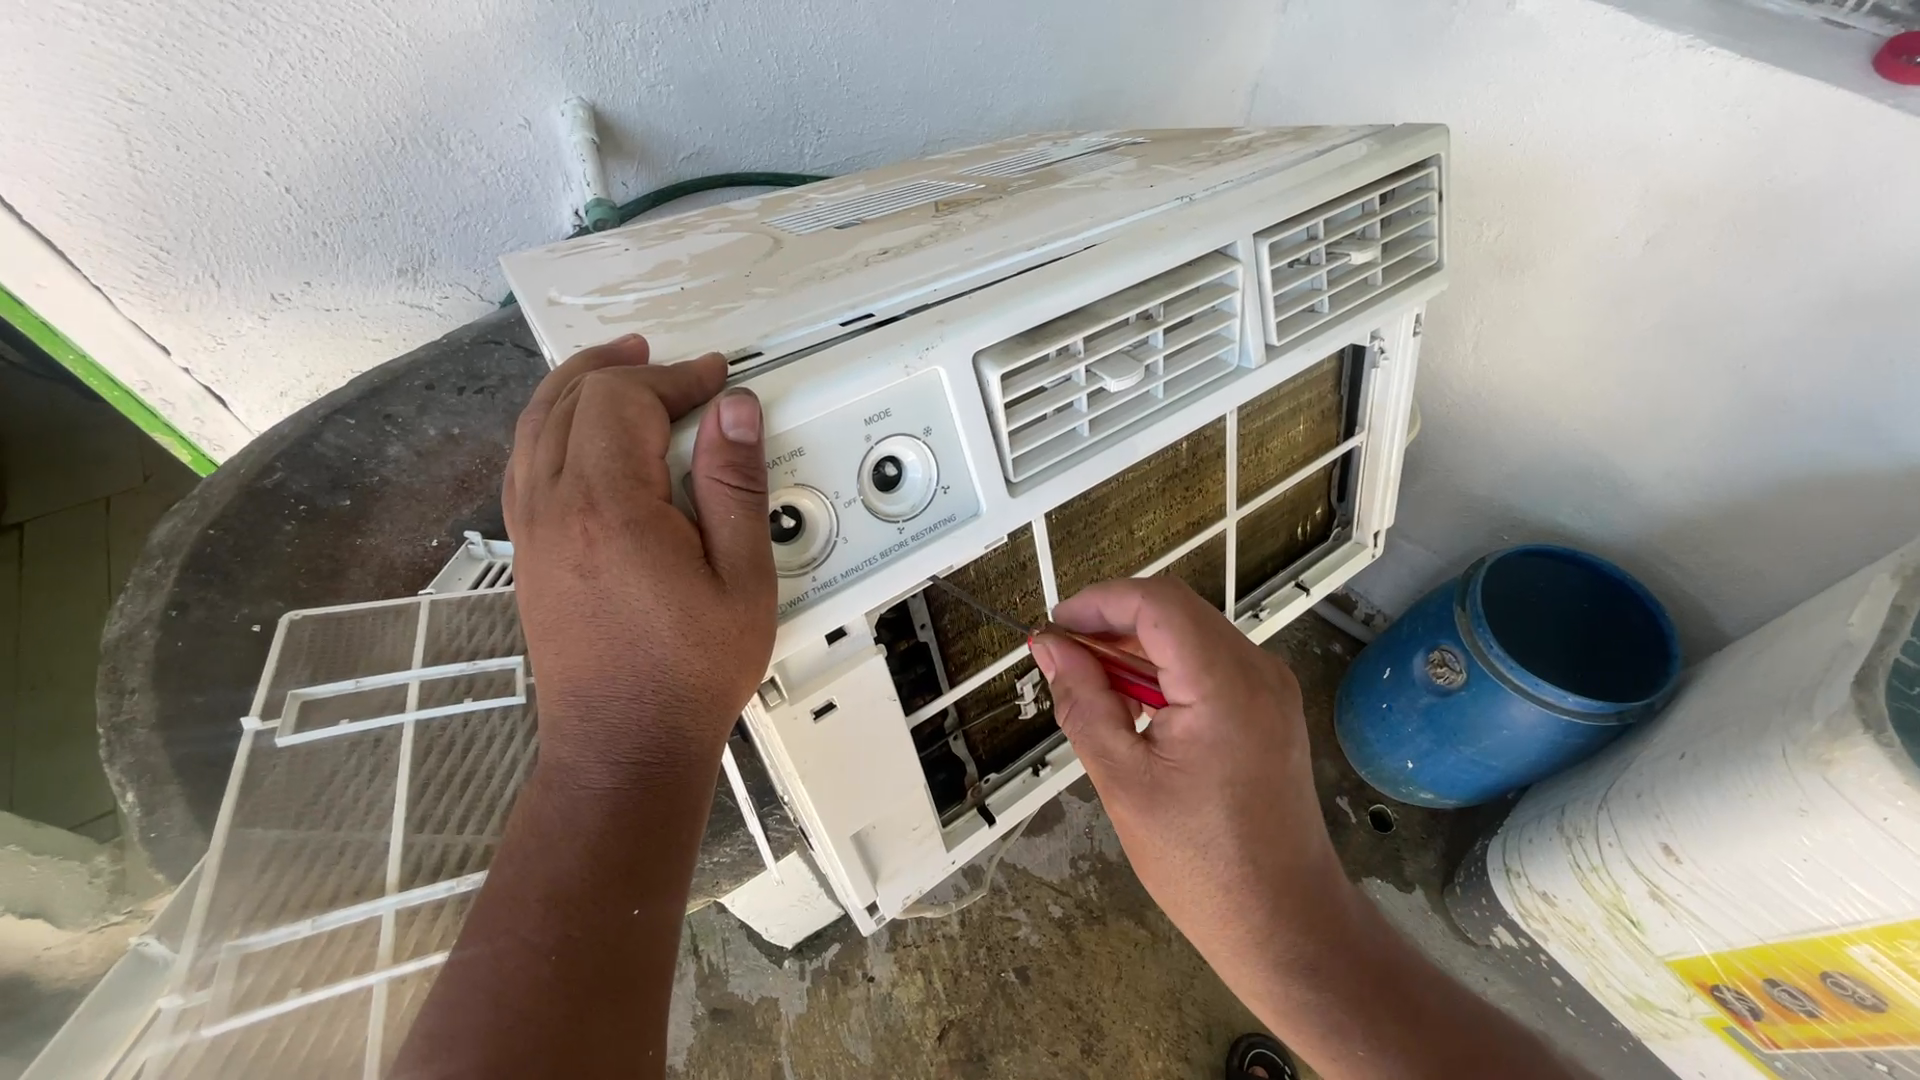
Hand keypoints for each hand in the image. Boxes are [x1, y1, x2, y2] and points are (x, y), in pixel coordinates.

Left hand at [502, 334, 776, 788]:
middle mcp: (556, 507)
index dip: (676, 378)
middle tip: (673, 363)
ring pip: (537, 423)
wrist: (624, 744)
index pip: (628, 402)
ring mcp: (531, 529)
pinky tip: (577, 426)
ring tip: (618, 365)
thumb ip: (736, 487)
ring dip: (580, 384)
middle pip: (577, 400)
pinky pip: (526, 460)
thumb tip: (735, 411)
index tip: (716, 377)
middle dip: (629, 369)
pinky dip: (552, 422)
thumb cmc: (691, 671)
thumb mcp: (742, 579)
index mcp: (611, 507)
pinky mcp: (527, 551)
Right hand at [1028, 578, 1354, 974]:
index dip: (1098, 602)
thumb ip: (1083, 701)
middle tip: (1062, 656)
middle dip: (1112, 621)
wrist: (1285, 921)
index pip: (1156, 603)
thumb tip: (1049, 647)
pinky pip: (1208, 660)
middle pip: (1174, 610)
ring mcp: (1270, 686)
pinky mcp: (1269, 706)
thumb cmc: (1199, 862)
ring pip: (1190, 631)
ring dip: (1135, 645)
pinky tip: (1133, 703)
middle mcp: (1257, 669)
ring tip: (1090, 683)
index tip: (1053, 629)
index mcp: (1225, 684)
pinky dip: (1163, 668)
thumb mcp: (1123, 781)